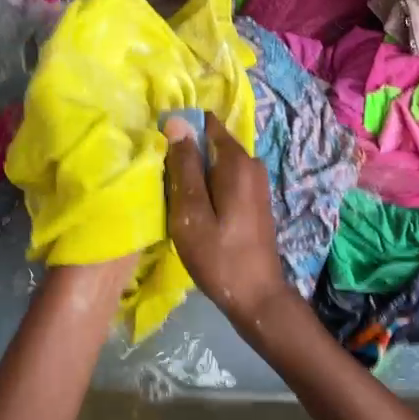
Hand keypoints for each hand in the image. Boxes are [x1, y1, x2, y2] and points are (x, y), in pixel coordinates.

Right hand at [164, 112, 289, 325]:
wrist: (257, 297)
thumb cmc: (219, 256)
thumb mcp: (191, 212)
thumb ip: (184, 166)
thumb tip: (177, 122)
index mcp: (237, 160)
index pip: (205, 123)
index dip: (181, 131)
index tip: (161, 152)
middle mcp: (251, 162)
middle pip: (210, 143)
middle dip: (187, 156)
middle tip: (165, 183)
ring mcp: (256, 180)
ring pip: (216, 162)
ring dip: (196, 174)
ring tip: (178, 200)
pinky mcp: (255, 197)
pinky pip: (225, 178)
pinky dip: (209, 187)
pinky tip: (196, 211)